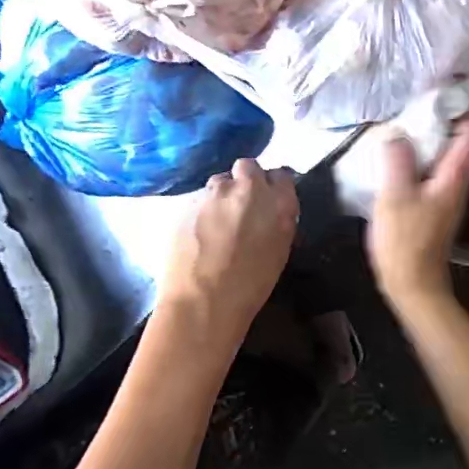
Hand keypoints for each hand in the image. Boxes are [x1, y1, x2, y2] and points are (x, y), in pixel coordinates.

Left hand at [160, 159, 298, 342]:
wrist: (203, 301)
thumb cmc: (250, 287)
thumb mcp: (279, 252)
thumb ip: (278, 222)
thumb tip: (271, 213)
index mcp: (278, 203)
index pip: (281, 175)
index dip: (273, 185)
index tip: (269, 197)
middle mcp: (248, 189)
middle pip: (248, 166)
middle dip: (245, 179)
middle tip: (242, 204)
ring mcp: (215, 193)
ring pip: (220, 181)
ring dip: (222, 195)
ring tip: (217, 222)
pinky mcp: (188, 202)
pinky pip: (199, 198)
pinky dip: (201, 210)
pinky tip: (199, 233)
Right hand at [367, 117, 468, 304]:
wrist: (414, 287)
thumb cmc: (405, 243)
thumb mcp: (394, 198)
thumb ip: (396, 162)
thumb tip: (397, 133)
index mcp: (454, 178)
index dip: (461, 112)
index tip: (437, 98)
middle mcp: (457, 186)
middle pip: (461, 145)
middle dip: (442, 124)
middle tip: (414, 110)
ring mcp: (448, 199)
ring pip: (446, 160)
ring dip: (429, 143)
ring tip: (402, 131)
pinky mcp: (435, 210)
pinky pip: (433, 176)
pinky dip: (420, 163)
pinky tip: (397, 163)